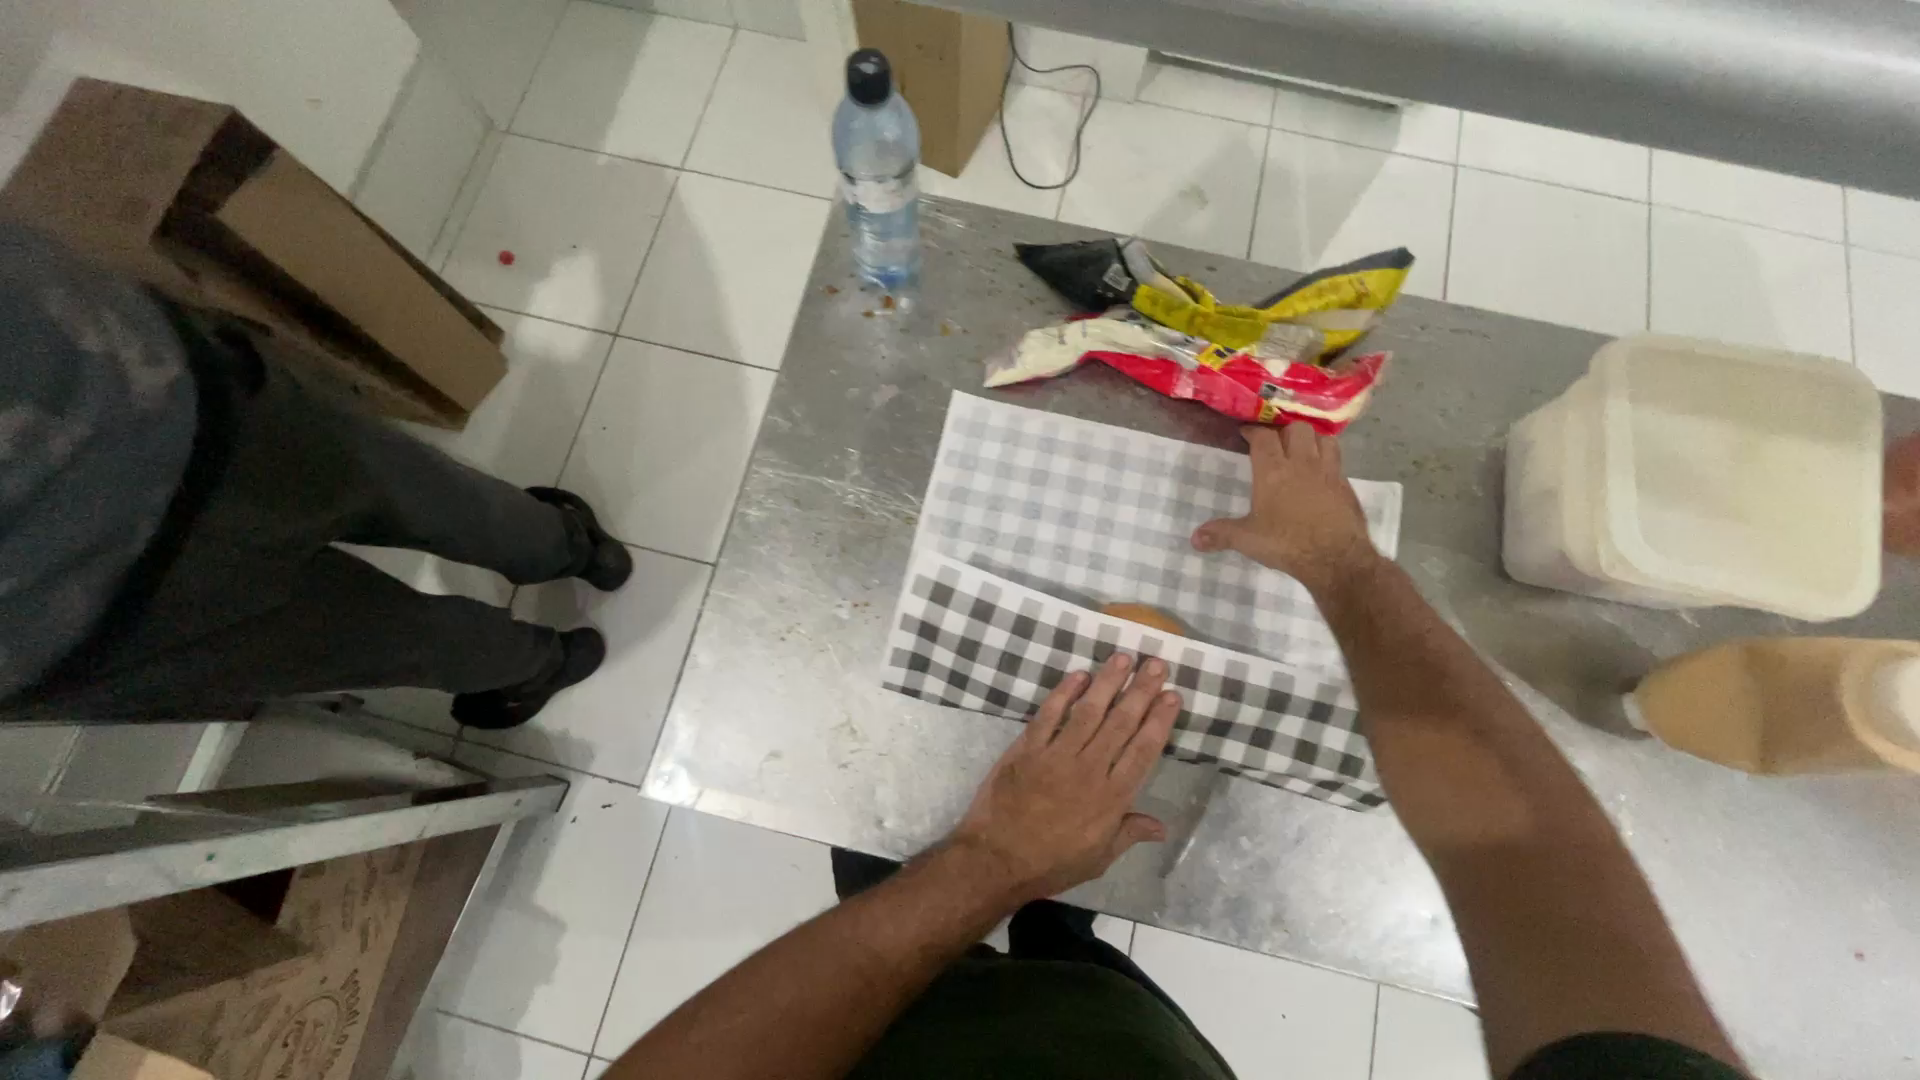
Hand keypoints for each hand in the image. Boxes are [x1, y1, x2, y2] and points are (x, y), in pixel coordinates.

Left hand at [946, 654, 1182, 904]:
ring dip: (1107, 682)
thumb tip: (1162, 825)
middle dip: (1141, 691)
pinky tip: (1079, 675)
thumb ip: (1128, 833)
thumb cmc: (1051, 863)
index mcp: (1111, 798)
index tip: (1172, 695)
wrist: (996, 859)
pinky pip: (1048, 715)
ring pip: (1088, 712)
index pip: (1142, 750)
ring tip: (1124, 657)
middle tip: (1156, 663)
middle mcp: (1088, 770)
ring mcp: (1056, 756)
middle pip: (1121, 723)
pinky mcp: (1027, 748)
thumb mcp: (1098, 858)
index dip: (1159, 721)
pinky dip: (1064, 693)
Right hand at [1191, 423, 1378, 593]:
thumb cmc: (1287, 543)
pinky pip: (1338, 460)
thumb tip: (1194, 538)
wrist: (1336, 558)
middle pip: (1297, 429)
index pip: (1263, 437)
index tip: (1246, 432)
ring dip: (1312, 438)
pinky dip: (1329, 459)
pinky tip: (1321, 473)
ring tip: (1302, 448)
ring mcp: (1329, 472)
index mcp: (1273, 471)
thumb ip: (1221, 534)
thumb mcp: (1247, 540)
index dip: (1253, 431)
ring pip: (1324, 438)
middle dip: (1285, 430)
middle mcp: (1302, 464)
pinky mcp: (1346, 486)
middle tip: (1276, 441)